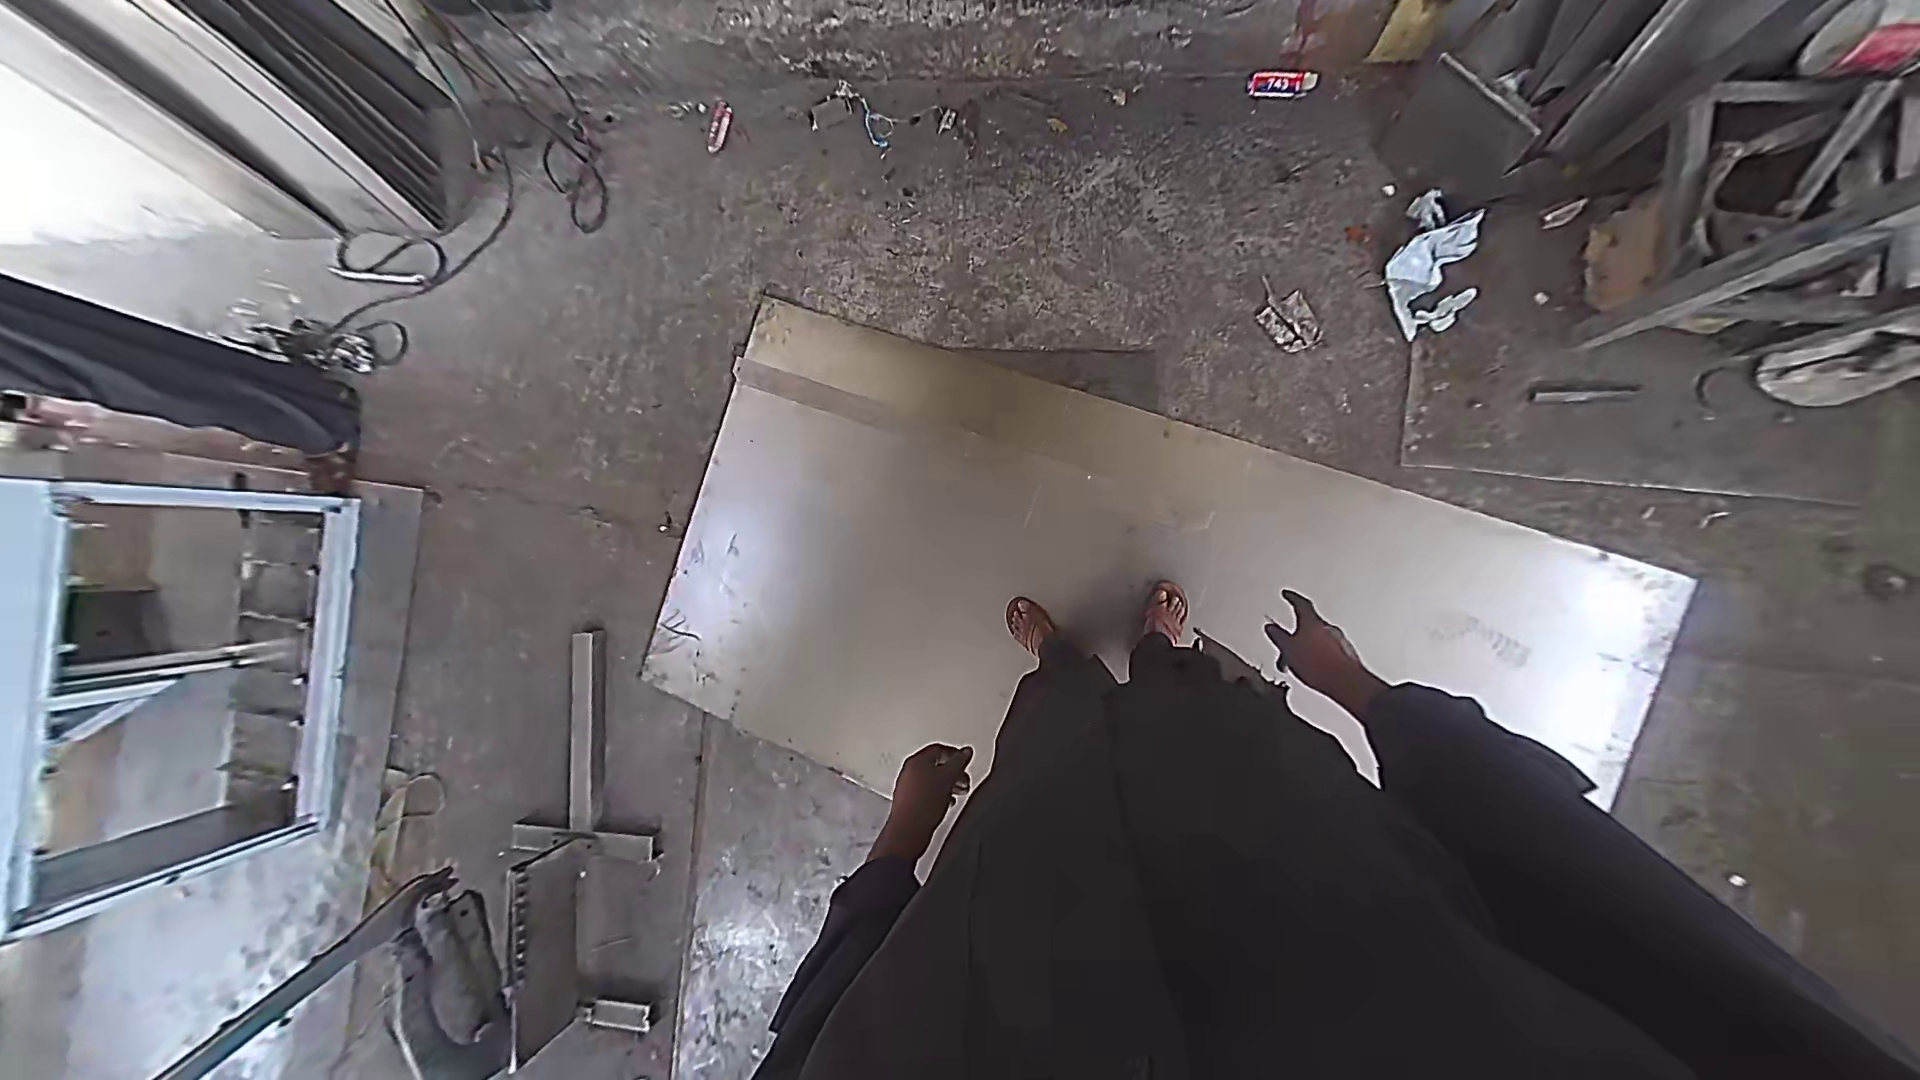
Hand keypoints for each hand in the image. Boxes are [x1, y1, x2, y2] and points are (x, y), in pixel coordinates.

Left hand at [869, 743, 973, 861]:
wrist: (908, 832)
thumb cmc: (923, 805)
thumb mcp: (948, 778)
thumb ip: (958, 762)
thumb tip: (966, 751)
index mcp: (917, 761)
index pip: (938, 749)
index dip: (955, 754)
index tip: (965, 759)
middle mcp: (909, 771)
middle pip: (935, 765)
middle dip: (952, 771)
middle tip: (963, 778)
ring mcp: (907, 787)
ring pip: (931, 779)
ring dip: (947, 784)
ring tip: (958, 792)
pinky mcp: (908, 802)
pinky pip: (926, 793)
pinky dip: (938, 795)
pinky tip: (946, 803)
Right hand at [1264, 590, 1386, 715]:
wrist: (1346, 683)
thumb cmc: (1319, 665)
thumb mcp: (1287, 649)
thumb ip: (1278, 636)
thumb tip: (1271, 628)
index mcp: (1312, 622)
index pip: (1301, 604)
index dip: (1292, 598)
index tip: (1287, 594)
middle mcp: (1329, 628)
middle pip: (1310, 623)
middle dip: (1297, 630)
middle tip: (1287, 638)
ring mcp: (1340, 641)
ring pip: (1319, 638)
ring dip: (1308, 645)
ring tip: (1297, 660)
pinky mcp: (1347, 655)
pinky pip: (1328, 649)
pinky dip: (1319, 654)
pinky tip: (1313, 666)